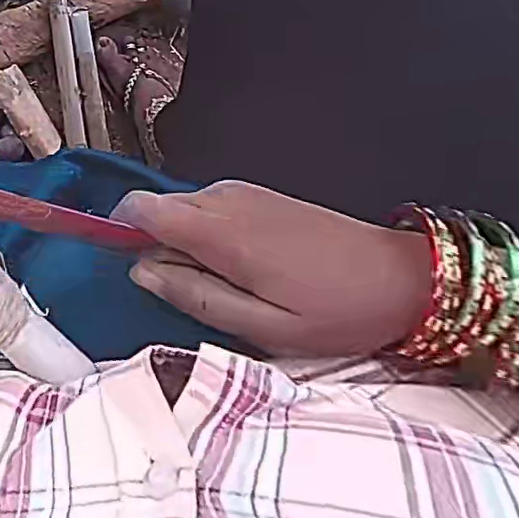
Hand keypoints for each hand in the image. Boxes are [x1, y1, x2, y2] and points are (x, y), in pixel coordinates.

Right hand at [116, 181, 432, 358]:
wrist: (399, 275)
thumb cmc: (335, 309)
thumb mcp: (264, 326)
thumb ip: (194, 296)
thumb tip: (141, 273)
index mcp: (221, 232)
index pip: (139, 207)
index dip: (119, 229)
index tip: (130, 263)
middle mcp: (223, 199)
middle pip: (155, 208)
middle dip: (154, 245)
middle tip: (191, 288)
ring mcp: (239, 191)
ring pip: (179, 209)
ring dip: (182, 242)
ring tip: (227, 282)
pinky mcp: (253, 193)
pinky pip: (204, 208)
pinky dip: (204, 234)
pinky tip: (243, 264)